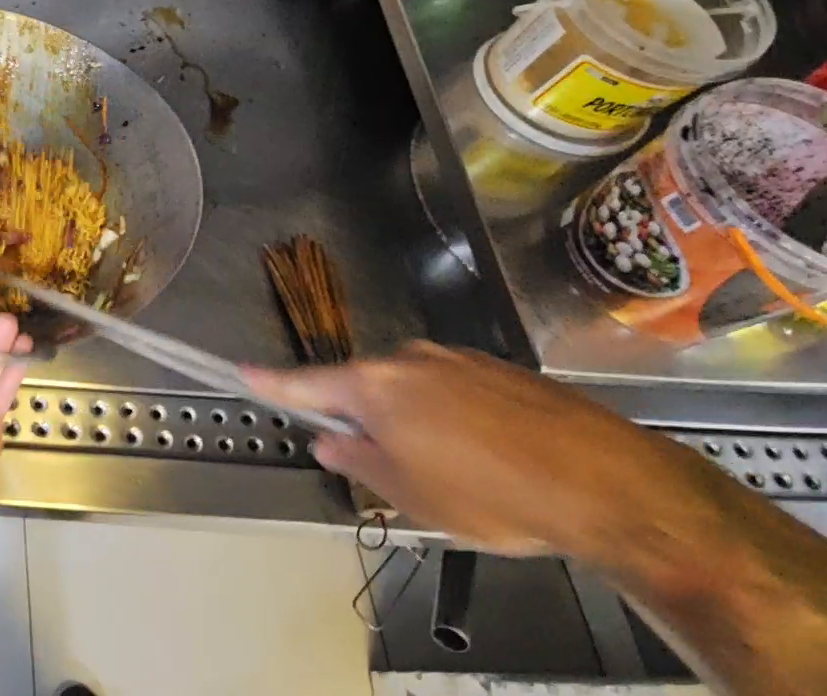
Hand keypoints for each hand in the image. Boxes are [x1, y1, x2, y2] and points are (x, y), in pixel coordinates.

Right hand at [244, 341, 723, 558]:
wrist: (614, 488)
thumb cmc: (493, 496)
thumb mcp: (409, 495)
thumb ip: (358, 462)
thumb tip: (335, 443)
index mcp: (374, 387)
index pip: (305, 384)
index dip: (270, 383)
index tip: (241, 372)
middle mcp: (410, 361)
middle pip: (362, 386)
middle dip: (363, 418)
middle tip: (384, 465)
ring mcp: (459, 361)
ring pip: (412, 390)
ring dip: (413, 420)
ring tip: (454, 473)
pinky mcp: (503, 371)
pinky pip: (455, 391)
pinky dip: (455, 418)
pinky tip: (490, 458)